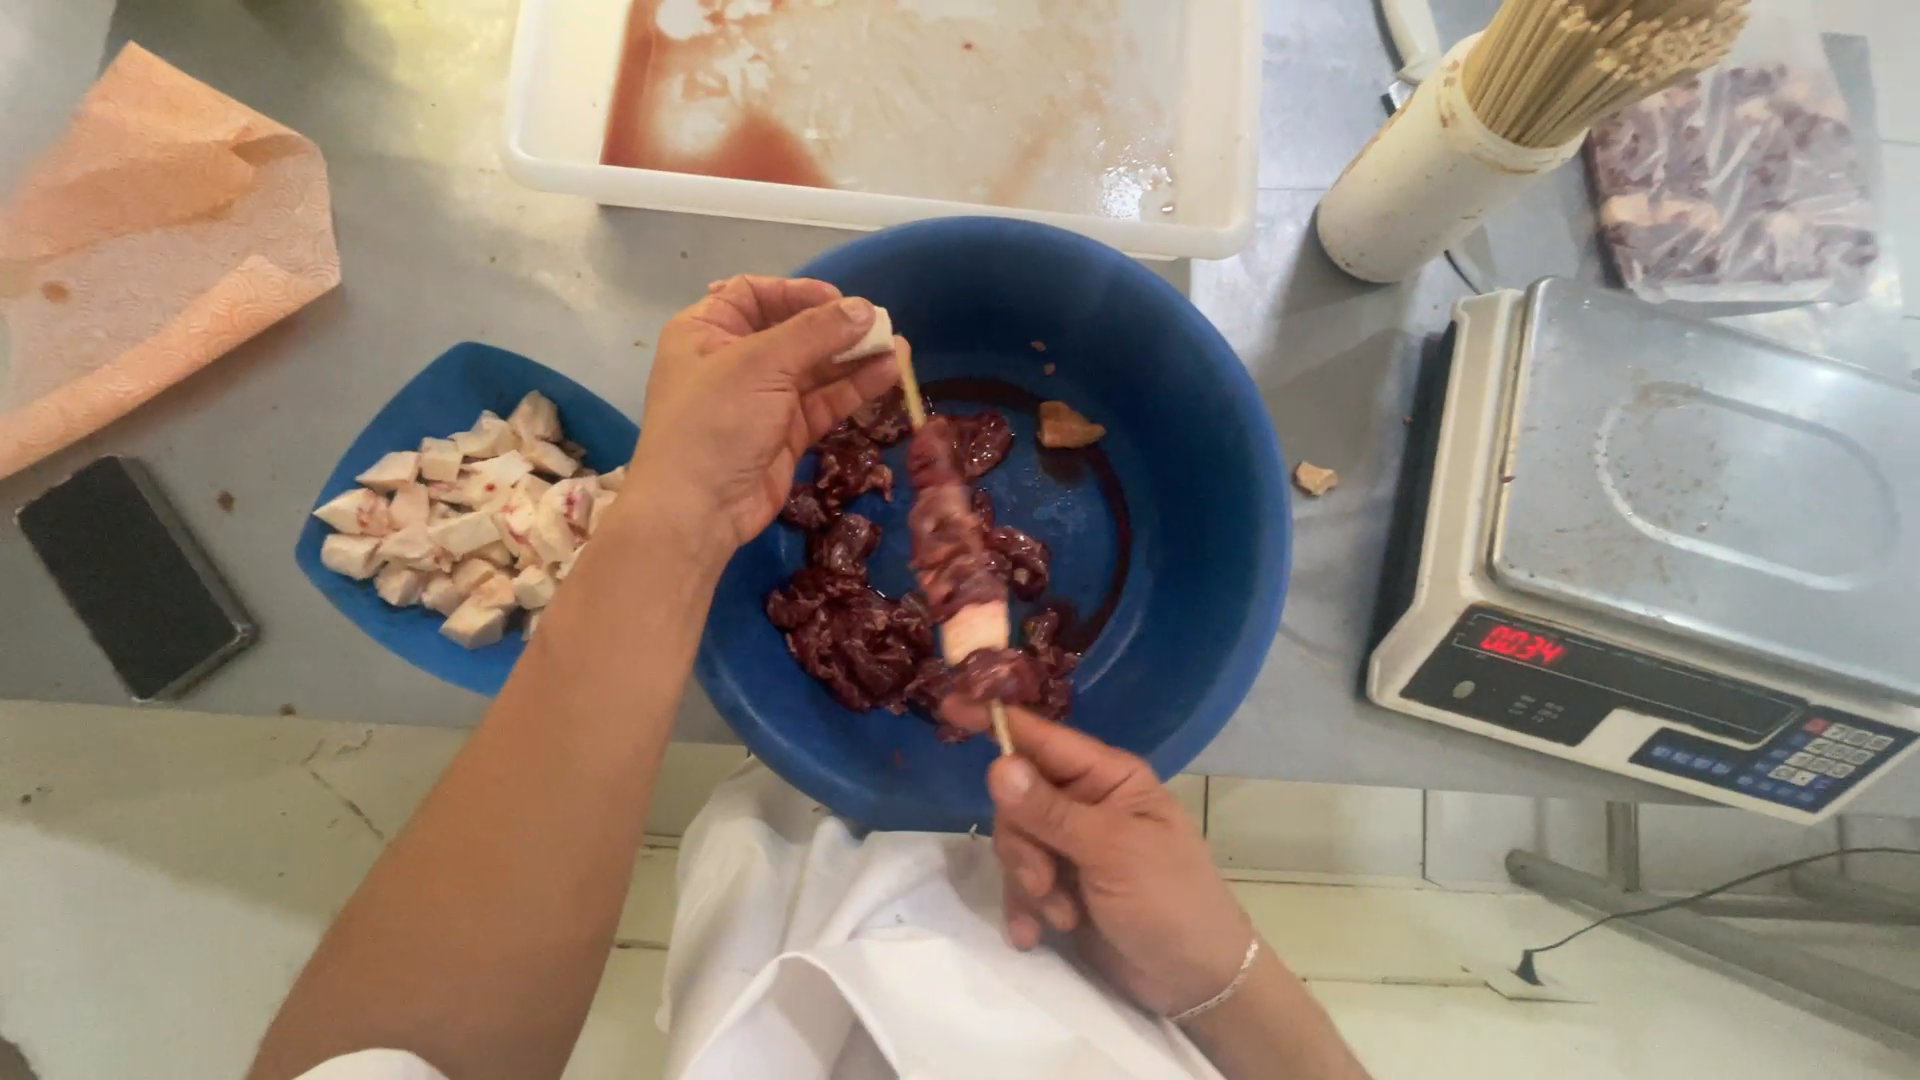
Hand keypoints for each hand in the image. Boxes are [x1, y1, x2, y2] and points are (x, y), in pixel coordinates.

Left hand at [629, 274, 899, 552]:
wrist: (698, 509)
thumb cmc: (715, 422)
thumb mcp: (761, 365)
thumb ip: (816, 333)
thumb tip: (866, 310)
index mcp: (708, 330)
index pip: (755, 294)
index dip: (798, 293)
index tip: (841, 301)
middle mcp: (735, 360)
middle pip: (793, 332)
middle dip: (838, 329)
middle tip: (882, 327)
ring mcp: (763, 400)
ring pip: (816, 370)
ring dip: (855, 359)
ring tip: (899, 350)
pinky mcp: (787, 434)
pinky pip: (824, 403)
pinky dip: (854, 389)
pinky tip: (888, 374)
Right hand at [988, 710, 1254, 1016]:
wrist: (1198, 985)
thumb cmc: (1171, 900)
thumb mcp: (1113, 851)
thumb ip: (1050, 811)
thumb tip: (997, 764)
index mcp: (1107, 777)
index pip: (1042, 738)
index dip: (995, 722)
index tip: (948, 707)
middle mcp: (1084, 802)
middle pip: (1016, 796)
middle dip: (1022, 842)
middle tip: (1044, 880)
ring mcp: (1070, 845)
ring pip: (1014, 841)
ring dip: (1028, 882)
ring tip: (1060, 915)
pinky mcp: (1060, 886)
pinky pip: (1019, 883)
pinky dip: (1025, 909)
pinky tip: (1037, 936)